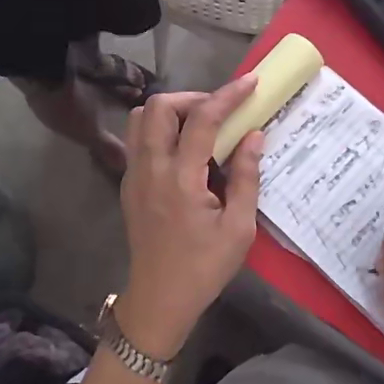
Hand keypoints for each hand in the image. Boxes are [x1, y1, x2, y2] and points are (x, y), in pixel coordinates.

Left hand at [115, 75, 262, 359]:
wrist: (158, 300)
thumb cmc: (204, 268)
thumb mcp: (239, 229)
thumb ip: (247, 177)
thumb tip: (254, 135)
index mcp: (180, 179)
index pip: (202, 120)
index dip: (228, 95)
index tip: (251, 83)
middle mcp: (150, 168)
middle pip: (158, 107)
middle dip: (192, 97)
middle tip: (220, 111)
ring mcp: (134, 175)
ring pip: (140, 119)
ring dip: (171, 111)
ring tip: (200, 125)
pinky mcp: (128, 184)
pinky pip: (138, 140)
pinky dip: (160, 129)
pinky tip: (184, 149)